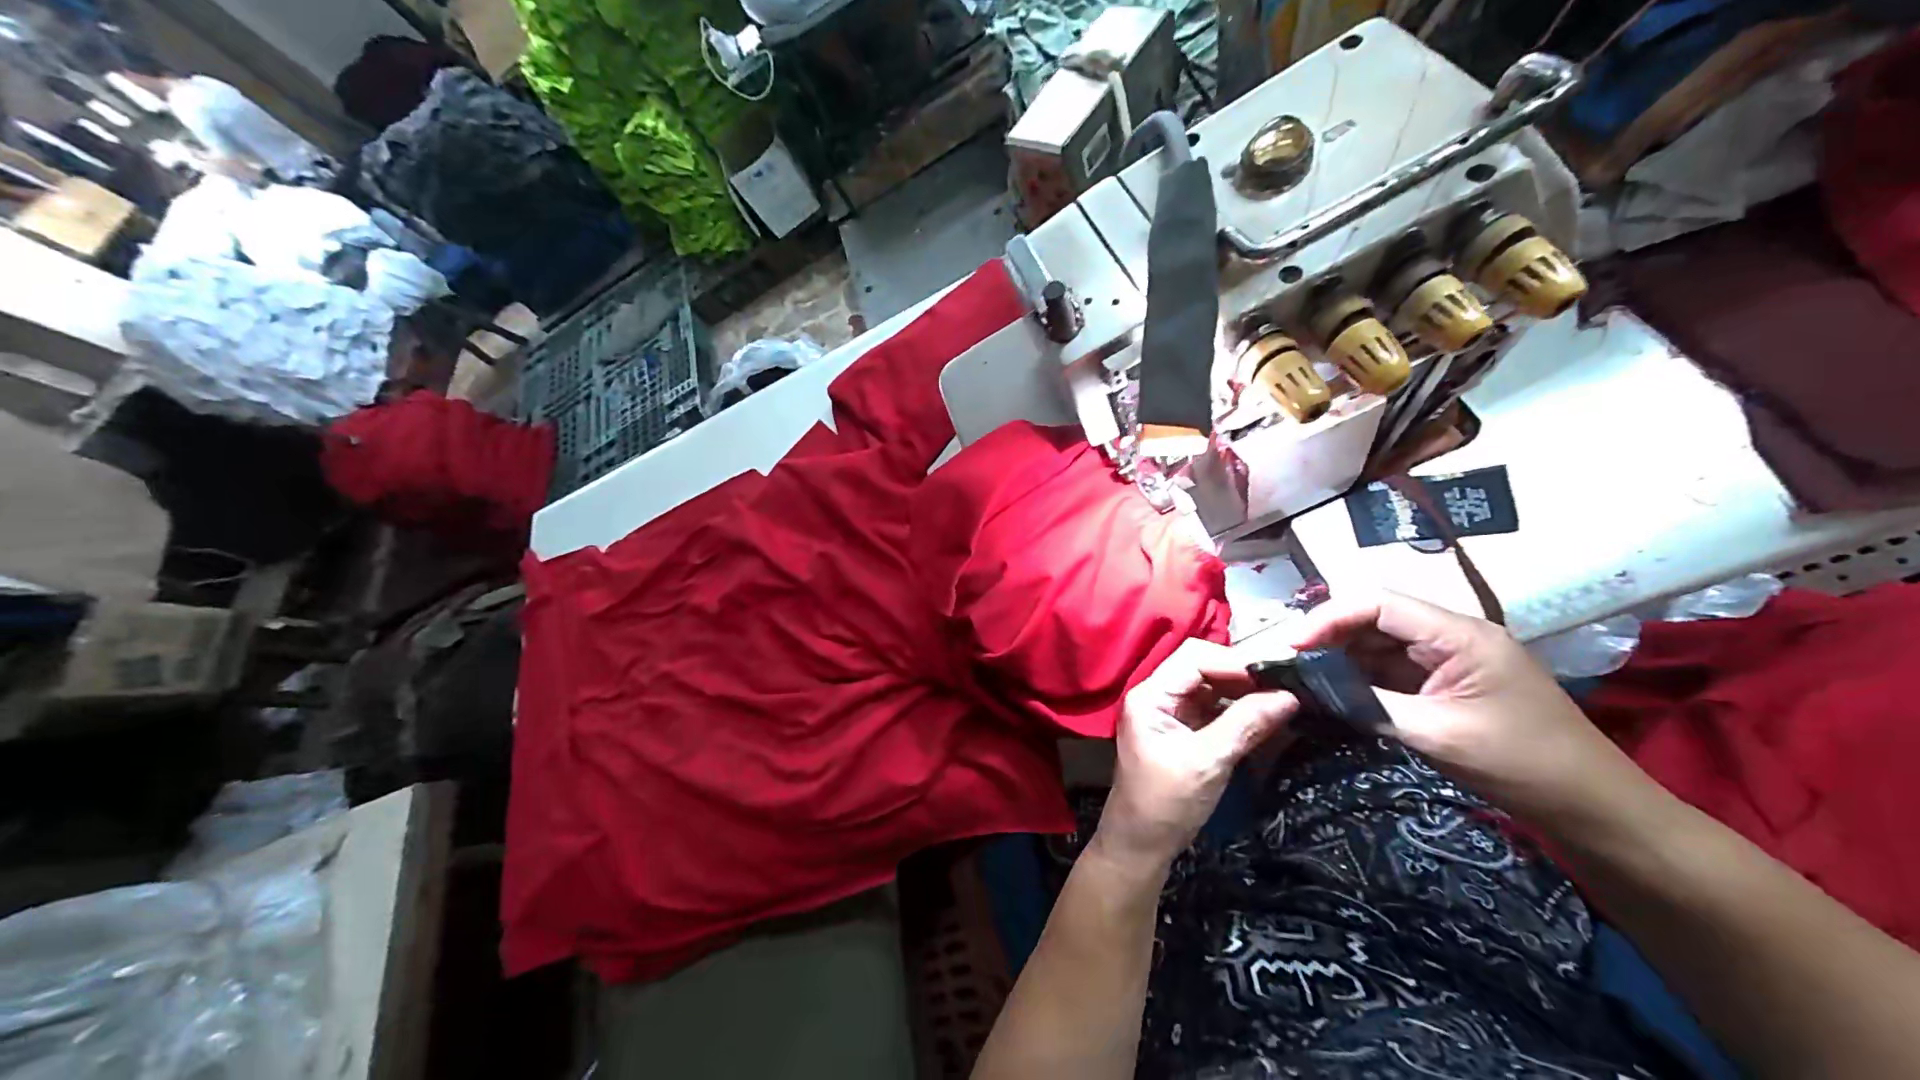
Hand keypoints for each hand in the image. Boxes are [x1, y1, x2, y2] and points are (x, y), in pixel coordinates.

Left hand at [1092, 640, 1298, 874]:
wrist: (1141, 844)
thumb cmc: (1166, 803)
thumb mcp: (1208, 762)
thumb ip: (1245, 724)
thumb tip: (1290, 695)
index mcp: (1150, 695)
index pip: (1195, 658)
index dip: (1236, 662)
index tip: (1277, 674)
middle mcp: (1158, 695)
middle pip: (1203, 666)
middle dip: (1242, 673)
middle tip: (1286, 683)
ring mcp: (1170, 711)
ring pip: (1211, 686)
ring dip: (1244, 690)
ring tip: (1284, 696)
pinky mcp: (1183, 729)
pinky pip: (1214, 707)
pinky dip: (1238, 708)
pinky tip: (1267, 713)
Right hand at [1291, 590, 1650, 824]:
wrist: (1592, 809)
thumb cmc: (1521, 765)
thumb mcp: (1437, 734)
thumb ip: (1371, 704)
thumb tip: (1313, 688)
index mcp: (1459, 635)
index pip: (1378, 604)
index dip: (1328, 619)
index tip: (1292, 647)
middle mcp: (1451, 637)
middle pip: (1374, 620)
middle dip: (1328, 638)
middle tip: (1289, 665)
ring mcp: (1448, 661)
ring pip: (1378, 645)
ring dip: (1340, 659)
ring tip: (1302, 679)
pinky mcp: (1445, 684)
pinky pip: (1391, 671)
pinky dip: (1360, 680)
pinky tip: (1333, 693)